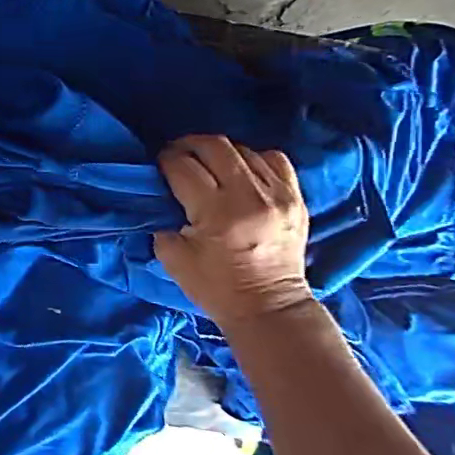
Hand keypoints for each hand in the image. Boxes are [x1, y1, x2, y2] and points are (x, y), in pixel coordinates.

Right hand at [151, 135, 314, 326]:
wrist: (269, 309)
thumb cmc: (215, 288)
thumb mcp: (172, 258)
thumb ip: (163, 222)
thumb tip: (163, 199)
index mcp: (216, 213)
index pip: (183, 167)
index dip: (165, 160)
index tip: (158, 165)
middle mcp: (249, 196)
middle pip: (214, 146)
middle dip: (188, 145)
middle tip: (177, 155)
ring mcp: (278, 195)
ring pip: (243, 150)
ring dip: (218, 152)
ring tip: (207, 163)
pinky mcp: (296, 199)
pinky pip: (274, 160)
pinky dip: (252, 159)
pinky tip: (241, 171)